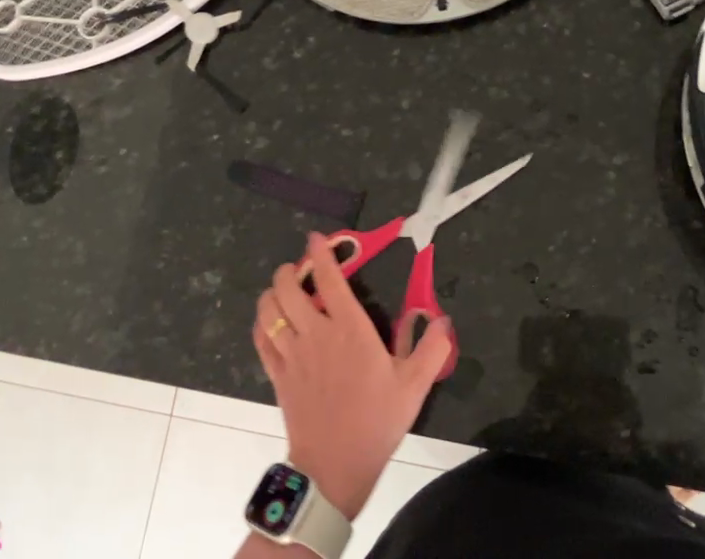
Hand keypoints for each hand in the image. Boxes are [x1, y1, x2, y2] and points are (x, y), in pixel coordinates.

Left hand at [252, 232, 452, 519]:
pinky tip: (269, 322)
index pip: (328, 277)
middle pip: (288, 287)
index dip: (320, 252)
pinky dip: (261, 323)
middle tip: (299, 267)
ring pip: (269, 309)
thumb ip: (431, 348)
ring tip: (282, 289)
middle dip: (289, 269)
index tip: (317, 238)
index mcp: (349, 329)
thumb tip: (444, 319)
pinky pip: (260, 339)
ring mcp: (291, 353)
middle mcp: (315, 333)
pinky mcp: (277, 374)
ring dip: (272, 292)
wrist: (335, 466)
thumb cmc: (376, 421)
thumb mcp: (414, 385)